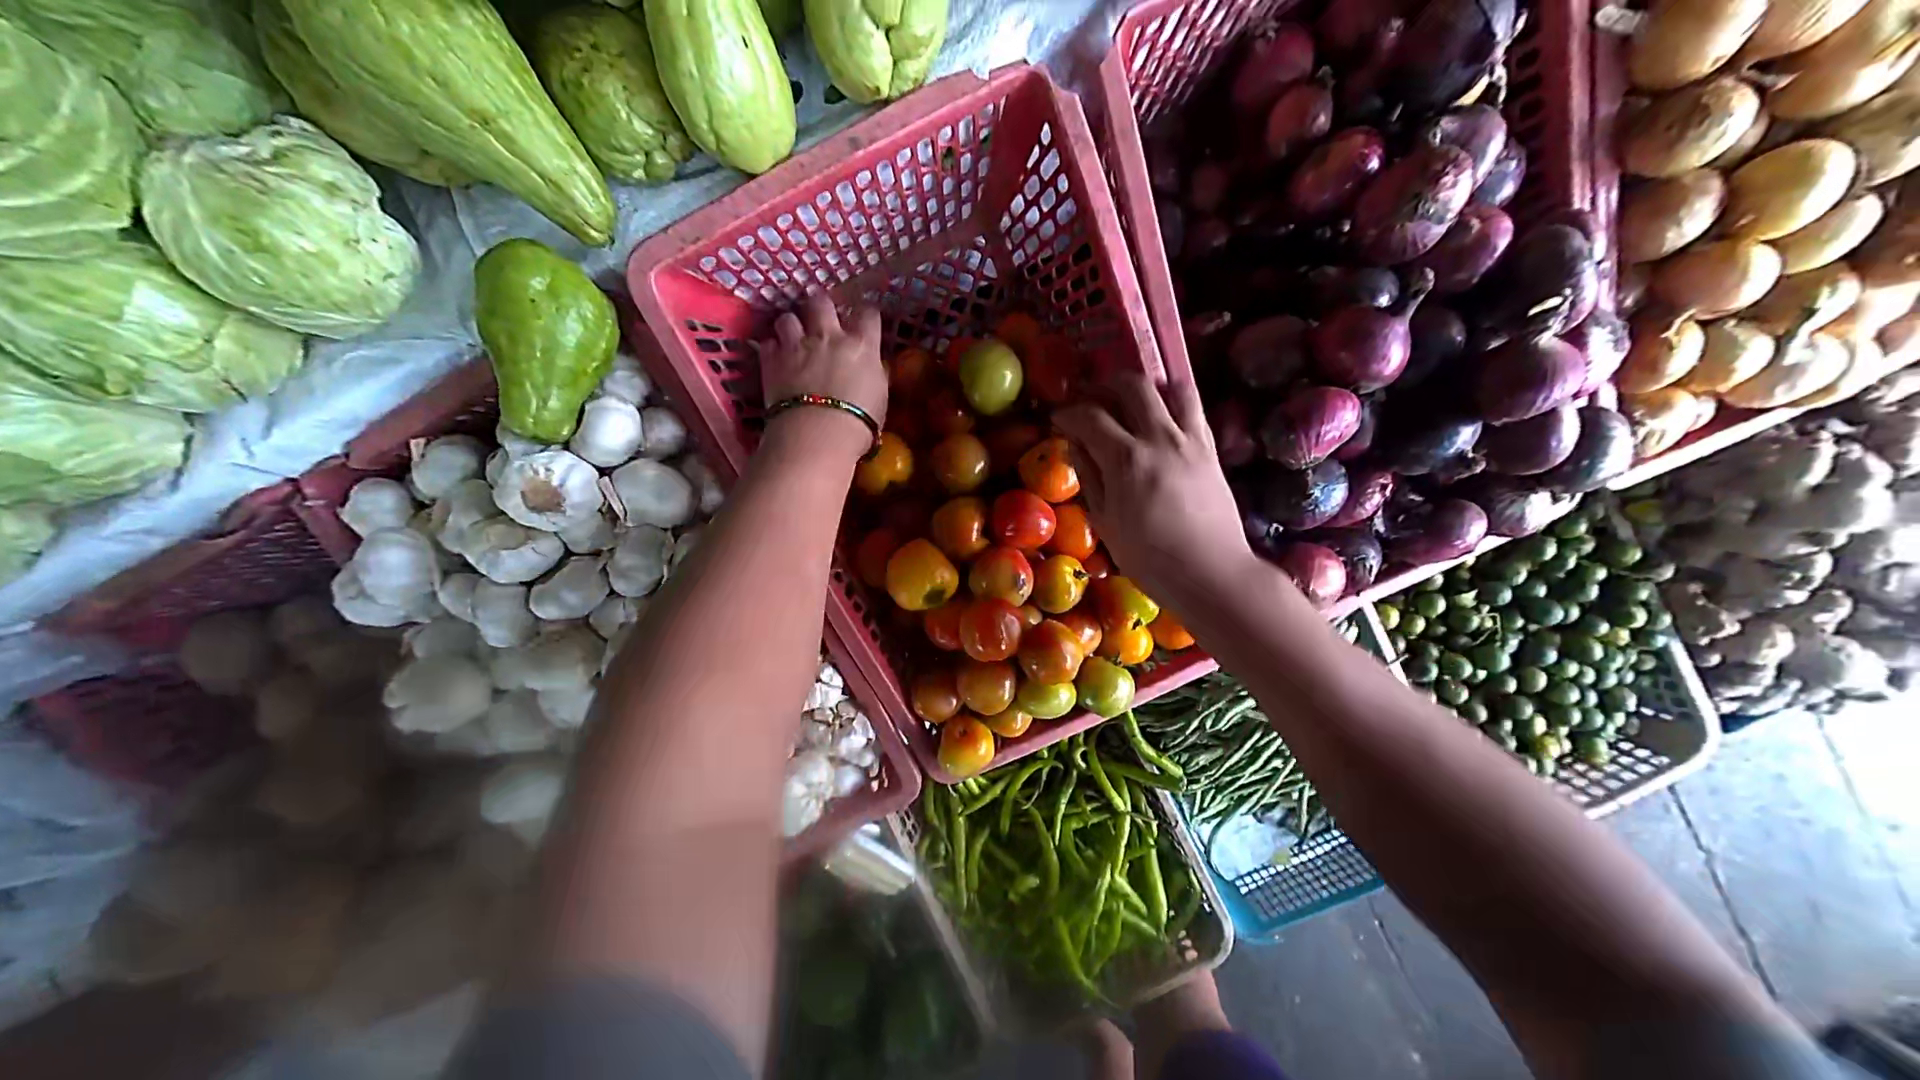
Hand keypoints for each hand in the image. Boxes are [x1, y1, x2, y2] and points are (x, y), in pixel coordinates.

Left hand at [760, 293, 887, 434]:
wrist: (819, 435)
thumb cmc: (859, 423)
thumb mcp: (880, 396)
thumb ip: (874, 372)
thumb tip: (871, 364)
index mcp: (861, 345)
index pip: (868, 313)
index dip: (865, 313)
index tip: (863, 320)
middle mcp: (828, 336)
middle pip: (822, 302)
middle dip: (820, 306)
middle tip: (820, 319)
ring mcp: (797, 345)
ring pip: (788, 317)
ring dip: (791, 325)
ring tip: (792, 337)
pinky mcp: (772, 360)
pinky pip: (768, 343)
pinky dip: (772, 349)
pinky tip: (776, 359)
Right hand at [1054, 368, 1254, 611]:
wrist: (1211, 573)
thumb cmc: (1150, 558)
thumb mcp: (1106, 523)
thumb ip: (1089, 477)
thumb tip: (1075, 445)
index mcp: (1126, 460)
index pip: (1089, 417)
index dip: (1068, 413)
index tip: (1058, 418)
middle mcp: (1159, 438)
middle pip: (1131, 385)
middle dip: (1104, 385)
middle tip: (1090, 399)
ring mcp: (1190, 440)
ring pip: (1169, 388)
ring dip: (1145, 386)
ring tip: (1129, 401)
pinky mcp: (1211, 448)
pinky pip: (1193, 408)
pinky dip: (1173, 401)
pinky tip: (1160, 417)